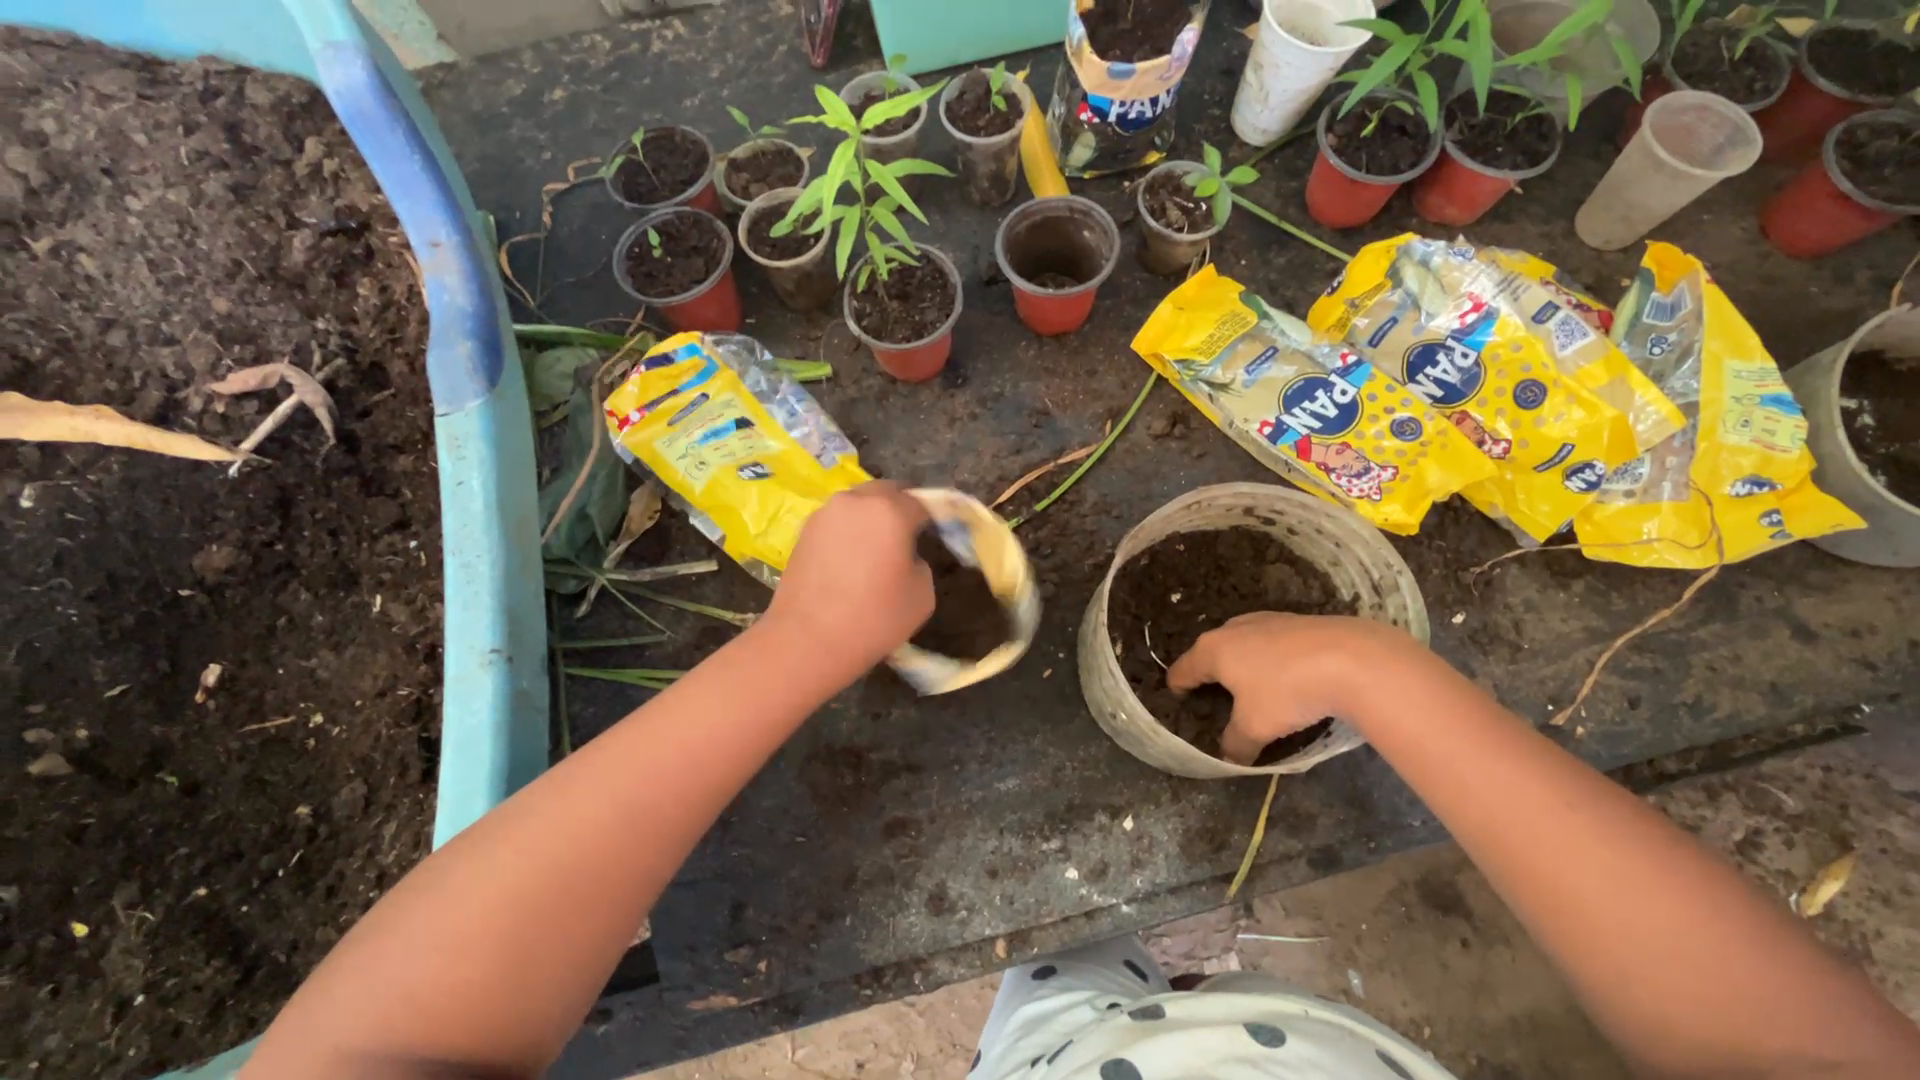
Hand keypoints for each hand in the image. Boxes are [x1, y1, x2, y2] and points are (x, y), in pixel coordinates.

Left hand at [763, 482, 934, 675]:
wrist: (807, 640)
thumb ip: (920, 563)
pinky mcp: (804, 531)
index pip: (921, 502)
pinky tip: (850, 560)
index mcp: (890, 510)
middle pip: (886, 492)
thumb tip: (904, 555)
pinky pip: (837, 521)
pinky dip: (848, 531)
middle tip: (906, 536)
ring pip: (858, 503)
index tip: (935, 534)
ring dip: (871, 517)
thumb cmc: (873, 618)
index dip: (932, 517)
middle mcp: (856, 501)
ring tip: (875, 549)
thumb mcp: (922, 595)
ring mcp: (825, 513)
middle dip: (899, 507)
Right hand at [1166, 613, 1416, 765]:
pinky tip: (1287, 677)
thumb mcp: (1256, 727)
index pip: (1181, 670)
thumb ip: (1236, 744)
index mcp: (1212, 650)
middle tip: (1219, 702)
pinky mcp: (1296, 621)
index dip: (1178, 690)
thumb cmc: (1288, 691)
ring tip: (1254, 690)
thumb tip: (1230, 760)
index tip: (1181, 705)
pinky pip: (1270, 643)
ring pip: (1242, 644)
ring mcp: (1265, 620)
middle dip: (1212, 676)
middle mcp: (1233, 629)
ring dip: (1243, 665)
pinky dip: (1271, 659)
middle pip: (1210, 654)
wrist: (1353, 659)